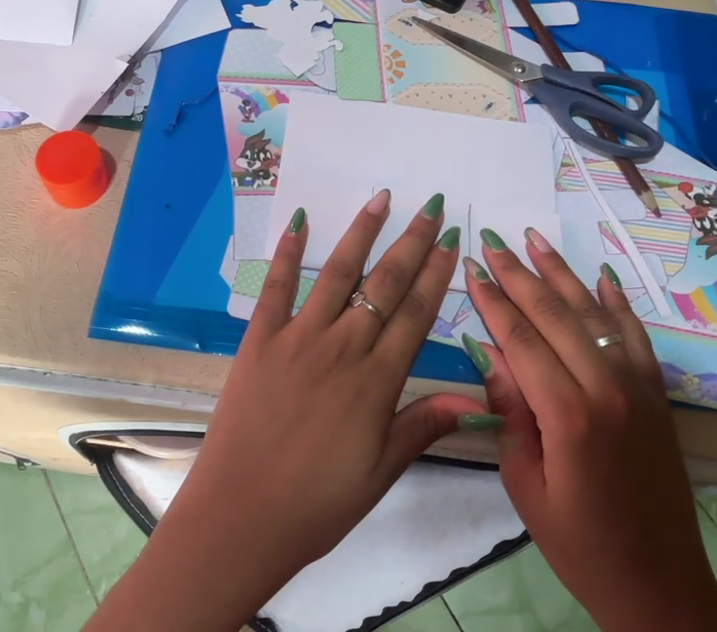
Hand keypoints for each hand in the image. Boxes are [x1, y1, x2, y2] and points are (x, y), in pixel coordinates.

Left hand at [87, 191, 484, 631]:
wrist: (238, 517)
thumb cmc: (316, 504)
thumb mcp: (380, 473)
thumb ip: (423, 426)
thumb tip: (477, 400)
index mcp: (376, 381)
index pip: (416, 315)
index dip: (437, 276)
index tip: (451, 242)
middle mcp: (341, 348)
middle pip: (384, 285)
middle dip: (411, 243)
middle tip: (431, 207)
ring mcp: (297, 339)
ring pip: (337, 274)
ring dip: (360, 234)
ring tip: (380, 198)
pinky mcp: (259, 342)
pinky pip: (275, 288)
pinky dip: (286, 254)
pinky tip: (299, 222)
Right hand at [462, 228, 716, 631]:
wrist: (658, 583)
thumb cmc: (579, 545)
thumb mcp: (525, 486)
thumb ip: (511, 412)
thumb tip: (494, 353)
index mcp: (568, 415)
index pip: (521, 339)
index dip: (493, 300)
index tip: (470, 267)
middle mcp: (607, 388)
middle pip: (556, 315)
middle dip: (519, 275)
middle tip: (492, 241)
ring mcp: (639, 387)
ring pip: (595, 314)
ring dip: (562, 274)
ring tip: (535, 239)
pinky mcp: (657, 395)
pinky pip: (636, 336)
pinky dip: (617, 302)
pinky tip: (600, 275)